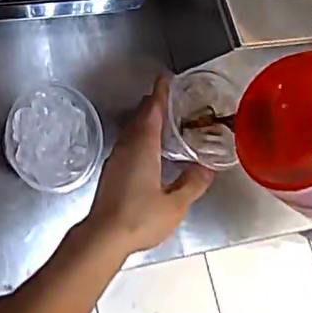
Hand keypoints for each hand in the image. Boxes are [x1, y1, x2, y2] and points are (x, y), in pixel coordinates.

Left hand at [80, 76, 215, 257]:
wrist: (104, 234)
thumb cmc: (140, 217)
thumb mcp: (175, 204)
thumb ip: (192, 183)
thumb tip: (207, 167)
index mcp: (142, 146)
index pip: (152, 111)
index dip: (160, 93)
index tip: (165, 78)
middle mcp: (127, 145)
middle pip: (140, 116)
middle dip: (154, 104)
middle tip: (170, 96)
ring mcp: (116, 157)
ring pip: (132, 129)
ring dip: (146, 119)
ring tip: (161, 119)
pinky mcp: (112, 169)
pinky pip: (128, 142)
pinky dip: (140, 135)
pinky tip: (148, 147)